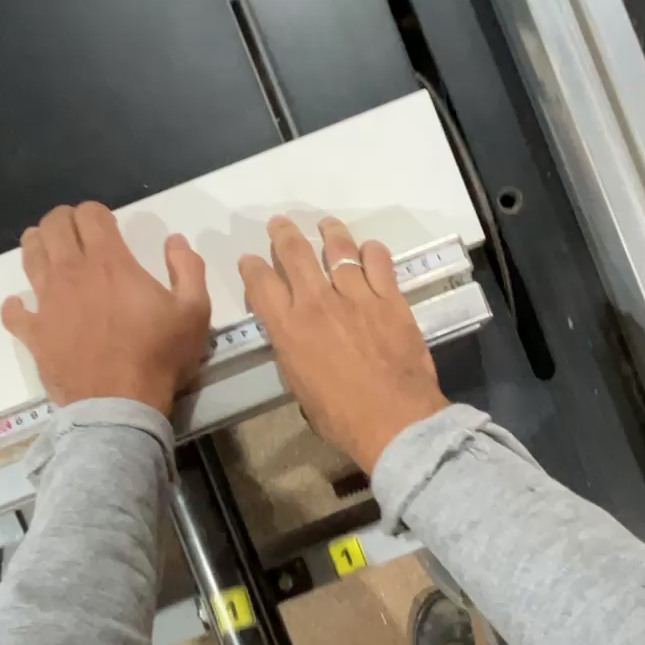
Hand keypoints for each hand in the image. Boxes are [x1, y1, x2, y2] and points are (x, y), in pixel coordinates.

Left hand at [0, 202, 210, 416]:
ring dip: (39, 245)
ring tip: (51, 253)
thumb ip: (189, 268)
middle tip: (78, 233)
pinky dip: (18, 304)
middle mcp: (71, 272)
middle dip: (65, 221)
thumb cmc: (160, 356)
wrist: (120, 404)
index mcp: (110, 262)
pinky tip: (27, 306)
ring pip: (29, 255)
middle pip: (53, 226)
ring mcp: (47, 302)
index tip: (108, 225)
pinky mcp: (33, 332)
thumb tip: (176, 241)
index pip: (90, 215)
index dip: (97, 213)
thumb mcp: (195, 311)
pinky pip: (13, 311)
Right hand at [238, 215, 447, 473]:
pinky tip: (370, 250)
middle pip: (295, 253)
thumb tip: (295, 342)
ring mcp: (356, 296)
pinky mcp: (390, 299)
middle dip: (284, 234)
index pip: (261, 284)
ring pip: (339, 249)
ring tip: (326, 225)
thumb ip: (294, 354)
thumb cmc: (342, 418)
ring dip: (329, 232)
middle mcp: (317, 303)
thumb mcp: (300, 388)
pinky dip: (372, 251)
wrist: (394, 420)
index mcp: (289, 329)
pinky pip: (380, 262)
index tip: (250, 260)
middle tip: (280, 224)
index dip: (252, 267)